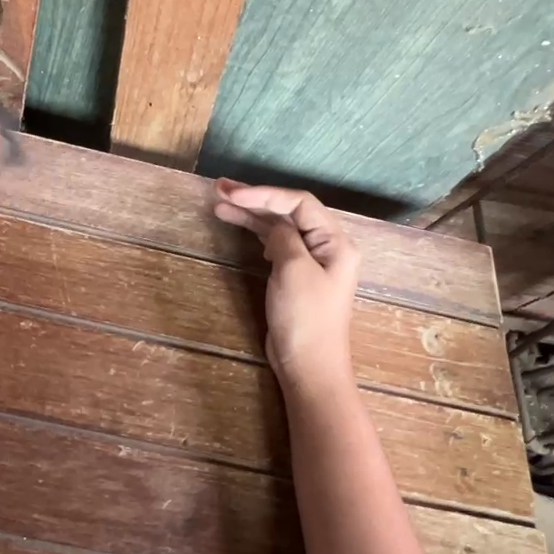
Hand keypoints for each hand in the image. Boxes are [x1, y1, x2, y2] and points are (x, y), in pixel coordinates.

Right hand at [212, 181, 359, 392]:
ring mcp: (309, 261)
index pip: (299, 203)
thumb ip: (284, 239)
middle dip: (255, 198)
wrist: (308, 365)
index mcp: (335, 242)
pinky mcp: (293, 276)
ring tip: (219, 203)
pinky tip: (239, 225)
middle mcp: (325, 246)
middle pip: (289, 211)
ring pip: (278, 227)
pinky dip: (255, 232)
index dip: (264, 194)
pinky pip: (274, 244)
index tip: (232, 194)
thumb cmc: (305, 319)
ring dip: (251, 214)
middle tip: (220, 189)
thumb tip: (274, 223)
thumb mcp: (294, 271)